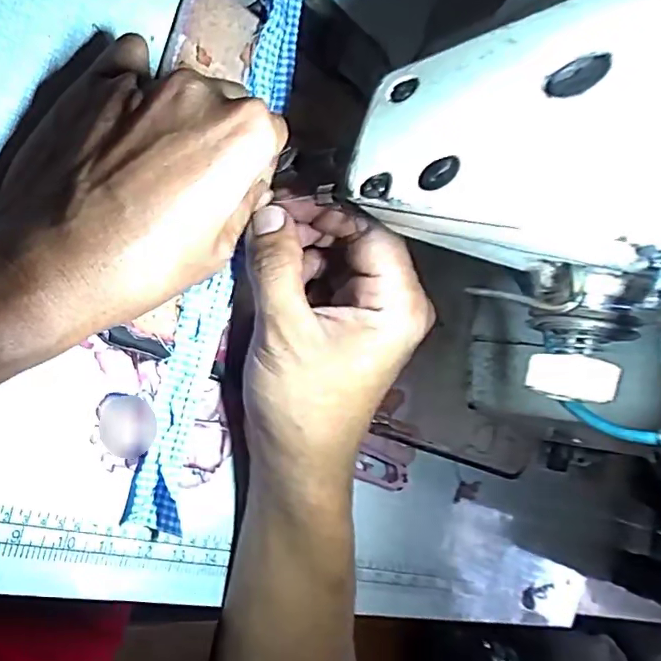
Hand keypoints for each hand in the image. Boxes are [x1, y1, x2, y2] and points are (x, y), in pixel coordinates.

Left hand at [0, 34, 286, 351]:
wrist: (49, 264)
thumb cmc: (138, 268)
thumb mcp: (215, 253)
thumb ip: (244, 201)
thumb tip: (247, 181)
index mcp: (243, 132)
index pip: (268, 133)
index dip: (248, 166)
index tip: (223, 189)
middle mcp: (200, 92)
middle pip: (224, 105)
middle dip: (212, 136)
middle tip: (178, 182)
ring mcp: (145, 81)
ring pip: (178, 88)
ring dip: (171, 115)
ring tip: (137, 163)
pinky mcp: (94, 80)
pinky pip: (129, 61)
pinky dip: (130, 81)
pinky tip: (115, 118)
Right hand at [242, 198, 434, 487]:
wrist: (293, 458)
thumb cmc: (299, 403)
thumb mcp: (283, 327)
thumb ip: (276, 264)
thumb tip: (268, 211)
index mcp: (397, 303)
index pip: (370, 231)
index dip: (326, 211)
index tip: (283, 203)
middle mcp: (390, 303)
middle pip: (354, 242)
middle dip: (310, 229)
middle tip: (267, 222)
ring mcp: (366, 315)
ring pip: (336, 259)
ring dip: (300, 248)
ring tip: (263, 246)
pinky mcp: (342, 325)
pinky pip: (323, 282)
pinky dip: (298, 272)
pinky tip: (271, 271)